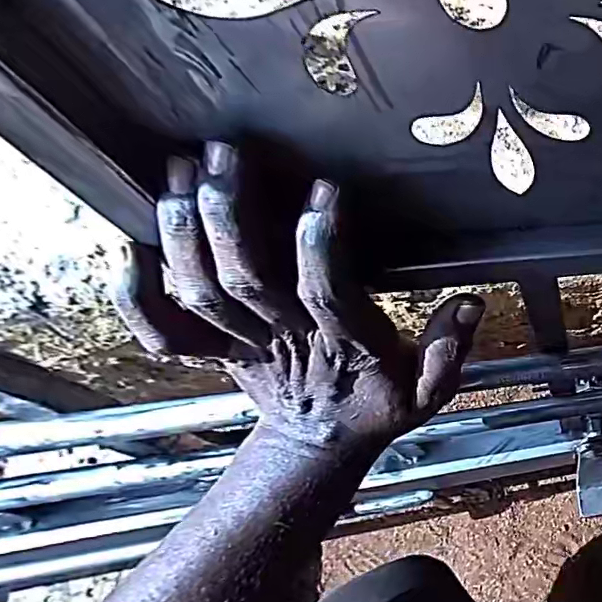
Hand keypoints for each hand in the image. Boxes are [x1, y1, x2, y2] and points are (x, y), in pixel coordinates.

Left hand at [112, 141, 481, 459]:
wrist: (322, 445)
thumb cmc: (379, 409)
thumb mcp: (432, 390)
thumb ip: (451, 348)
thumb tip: (473, 301)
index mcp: (346, 349)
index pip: (327, 293)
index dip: (319, 245)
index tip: (322, 191)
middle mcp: (286, 343)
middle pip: (245, 281)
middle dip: (231, 216)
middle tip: (227, 157)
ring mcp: (241, 347)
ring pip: (198, 293)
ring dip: (182, 233)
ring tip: (183, 172)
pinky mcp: (213, 351)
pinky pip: (160, 330)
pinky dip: (134, 293)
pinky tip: (128, 244)